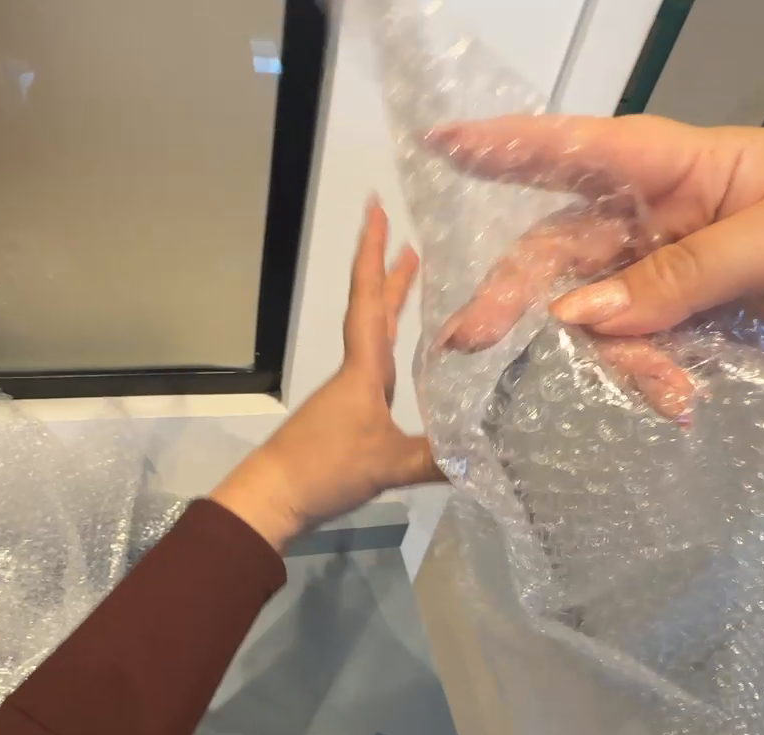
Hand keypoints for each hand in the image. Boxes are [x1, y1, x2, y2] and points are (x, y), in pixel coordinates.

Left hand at [210, 200, 443, 550]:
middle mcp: (354, 374)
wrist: (273, 497)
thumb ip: (438, 460)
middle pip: (372, 314)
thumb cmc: (325, 468)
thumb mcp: (388, 464)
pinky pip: (374, 373)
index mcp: (363, 371)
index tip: (375, 208)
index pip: (370, 300)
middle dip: (390, 276)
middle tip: (409, 243)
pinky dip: (390, 355)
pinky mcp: (344, 420)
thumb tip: (490, 456)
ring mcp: (347, 397)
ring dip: (390, 311)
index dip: (373, 254)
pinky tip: (400, 370)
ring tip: (411, 286)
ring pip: (372, 341)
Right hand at [428, 115, 763, 391]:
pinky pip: (634, 353)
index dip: (516, 147)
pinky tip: (681, 403)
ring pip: (594, 312)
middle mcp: (667, 218)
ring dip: (612, 355)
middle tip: (471, 338)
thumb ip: (689, 272)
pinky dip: (646, 380)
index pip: (591, 150)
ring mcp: (671, 279)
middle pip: (565, 246)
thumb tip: (580, 312)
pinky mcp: (682, 329)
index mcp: (695, 166)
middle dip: (517, 290)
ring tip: (668, 392)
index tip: (443, 146)